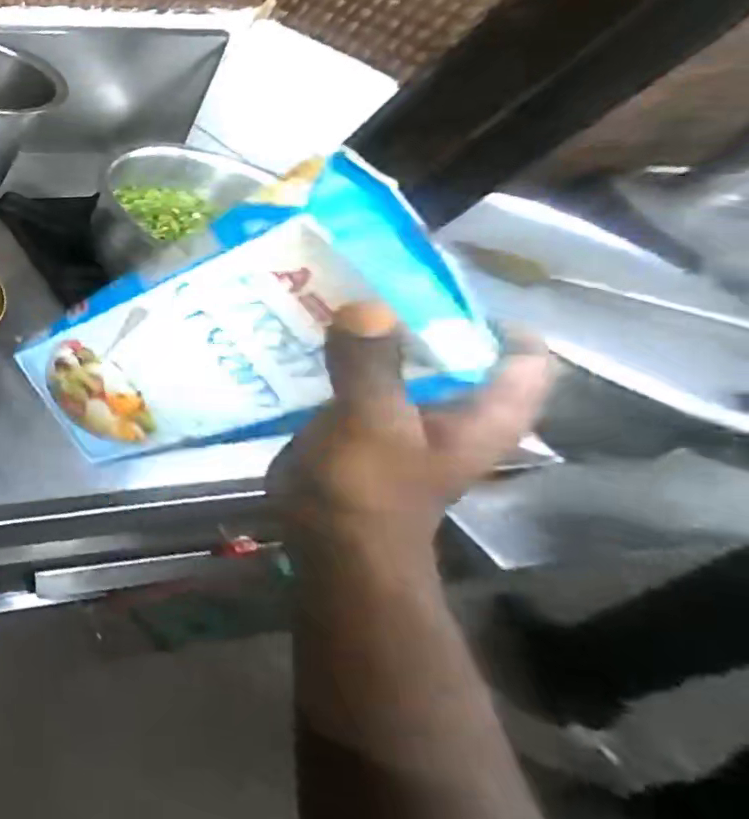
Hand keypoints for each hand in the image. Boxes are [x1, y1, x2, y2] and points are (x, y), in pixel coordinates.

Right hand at [271, 301, 551, 554]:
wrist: (329, 539)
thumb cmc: (368, 487)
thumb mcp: (372, 421)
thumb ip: (370, 365)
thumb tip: (367, 304)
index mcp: (482, 412)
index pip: (519, 353)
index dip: (489, 315)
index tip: (432, 284)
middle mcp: (449, 410)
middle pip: (447, 349)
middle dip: (409, 315)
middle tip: (362, 279)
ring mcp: (399, 417)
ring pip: (393, 361)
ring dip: (364, 335)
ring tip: (324, 298)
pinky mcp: (355, 424)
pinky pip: (351, 378)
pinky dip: (332, 358)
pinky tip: (299, 338)